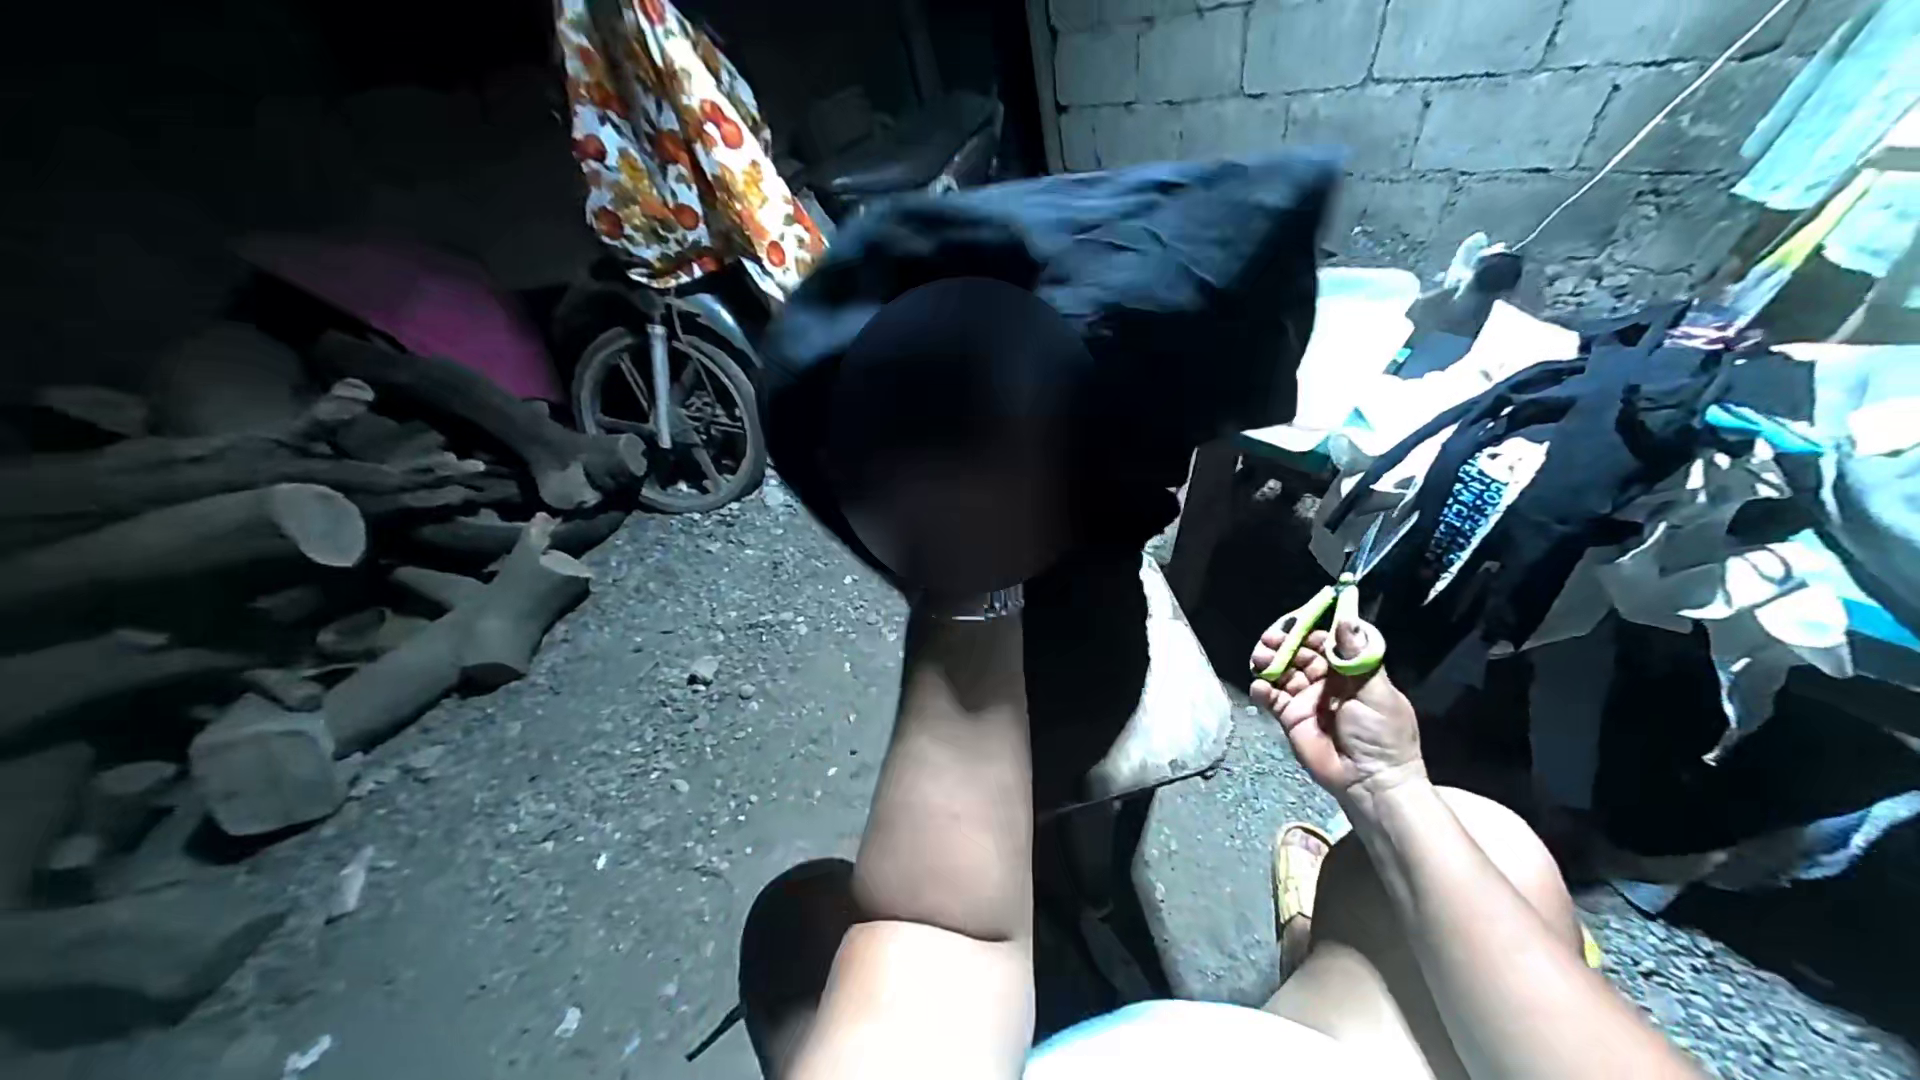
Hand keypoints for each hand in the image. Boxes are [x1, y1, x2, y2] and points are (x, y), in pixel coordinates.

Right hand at [1249, 622, 1425, 816]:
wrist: (1370, 781)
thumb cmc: (1381, 734)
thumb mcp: (1376, 691)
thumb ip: (1356, 656)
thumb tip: (1346, 619)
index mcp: (1350, 673)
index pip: (1326, 644)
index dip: (1310, 633)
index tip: (1297, 625)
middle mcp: (1326, 682)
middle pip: (1298, 654)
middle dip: (1283, 644)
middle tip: (1269, 639)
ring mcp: (1306, 700)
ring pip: (1281, 672)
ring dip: (1269, 662)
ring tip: (1260, 658)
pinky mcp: (1290, 718)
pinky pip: (1271, 698)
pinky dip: (1262, 690)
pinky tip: (1261, 687)